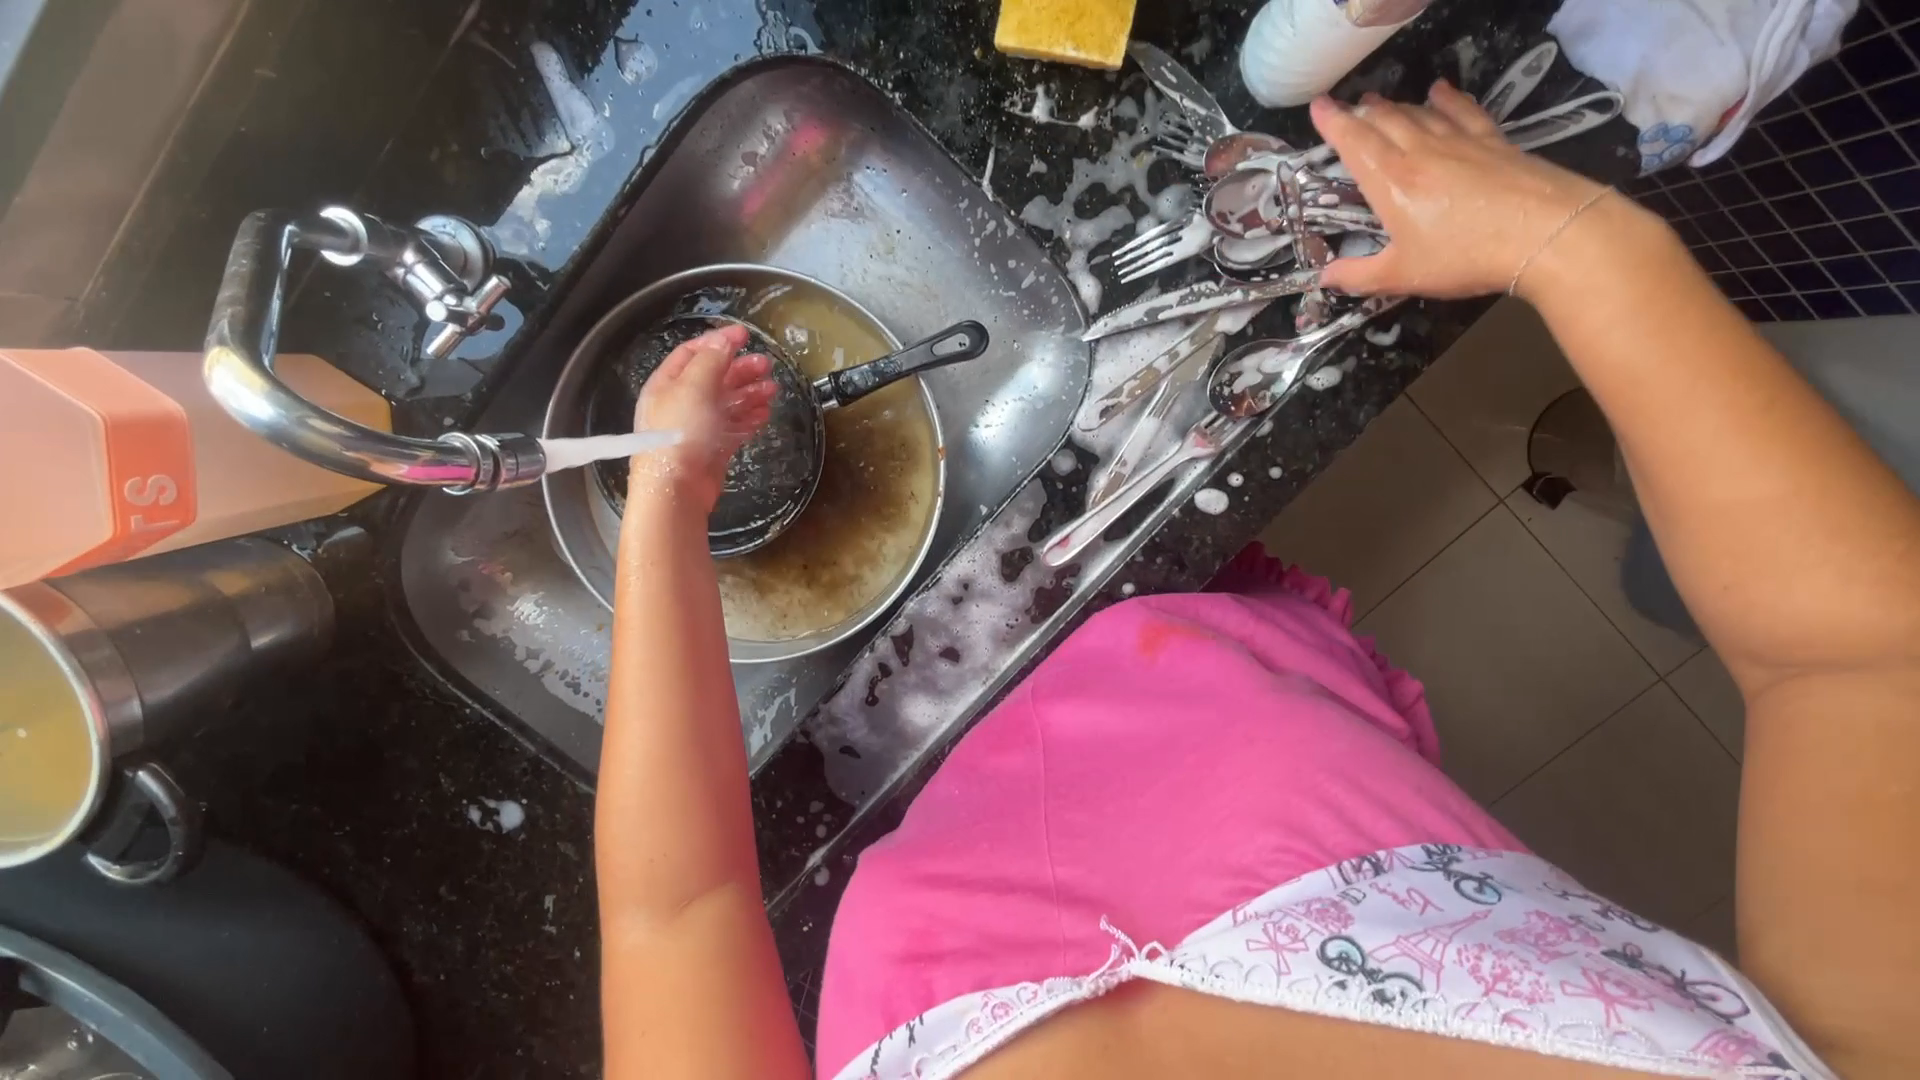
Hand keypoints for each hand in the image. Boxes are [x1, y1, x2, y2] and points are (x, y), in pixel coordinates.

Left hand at [629, 323, 776, 511]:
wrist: (677, 489)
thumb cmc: (679, 434)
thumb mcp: (693, 388)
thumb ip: (711, 361)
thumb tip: (725, 340)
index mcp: (668, 383)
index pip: (693, 352)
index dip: (719, 341)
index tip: (745, 335)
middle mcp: (681, 402)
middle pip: (714, 377)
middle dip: (740, 369)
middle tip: (766, 365)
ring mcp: (698, 427)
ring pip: (727, 402)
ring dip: (750, 393)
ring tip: (772, 390)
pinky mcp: (712, 448)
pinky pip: (733, 427)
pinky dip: (749, 418)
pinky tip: (765, 413)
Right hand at [1309, 80, 1615, 299]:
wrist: (1547, 233)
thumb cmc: (1465, 256)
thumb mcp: (1401, 276)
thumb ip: (1358, 276)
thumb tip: (1324, 277)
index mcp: (1392, 182)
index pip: (1355, 143)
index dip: (1332, 123)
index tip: (1317, 106)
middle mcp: (1421, 153)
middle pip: (1385, 122)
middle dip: (1360, 112)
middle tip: (1345, 108)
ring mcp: (1460, 143)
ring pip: (1418, 114)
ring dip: (1394, 106)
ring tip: (1377, 102)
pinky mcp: (1493, 142)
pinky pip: (1462, 112)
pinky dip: (1446, 100)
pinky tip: (1438, 91)